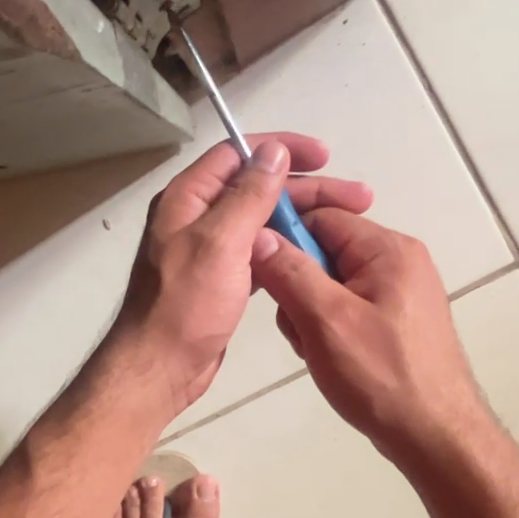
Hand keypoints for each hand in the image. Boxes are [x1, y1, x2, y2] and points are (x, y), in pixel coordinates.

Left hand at [105, 134, 373, 413]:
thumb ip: (248, 195)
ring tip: (346, 223)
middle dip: (304, 188)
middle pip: (254, 188)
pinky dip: (286, 248)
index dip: (281, 149)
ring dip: (300, 218)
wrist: (160, 367)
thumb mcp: (219, 242)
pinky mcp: (218, 280)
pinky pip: (258, 252)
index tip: (324, 157)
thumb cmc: (186, 304)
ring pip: (260, 221)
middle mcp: (194, 218)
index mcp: (186, 199)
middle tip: (357, 196)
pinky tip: (316, 254)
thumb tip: (272, 150)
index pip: (236, 154)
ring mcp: (206, 250)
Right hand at [250, 208, 491, 464]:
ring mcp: (397, 294)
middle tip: (297, 326)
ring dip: (307, 314)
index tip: (257, 270)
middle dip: (296, 286)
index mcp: (387, 250)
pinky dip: (325, 329)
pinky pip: (343, 309)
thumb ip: (290, 272)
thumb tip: (257, 233)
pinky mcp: (392, 322)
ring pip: (328, 285)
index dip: (283, 238)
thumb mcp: (326, 320)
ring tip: (315, 349)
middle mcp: (397, 262)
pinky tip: (328, 358)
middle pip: (322, 252)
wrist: (434, 435)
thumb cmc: (380, 375)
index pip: (321, 217)